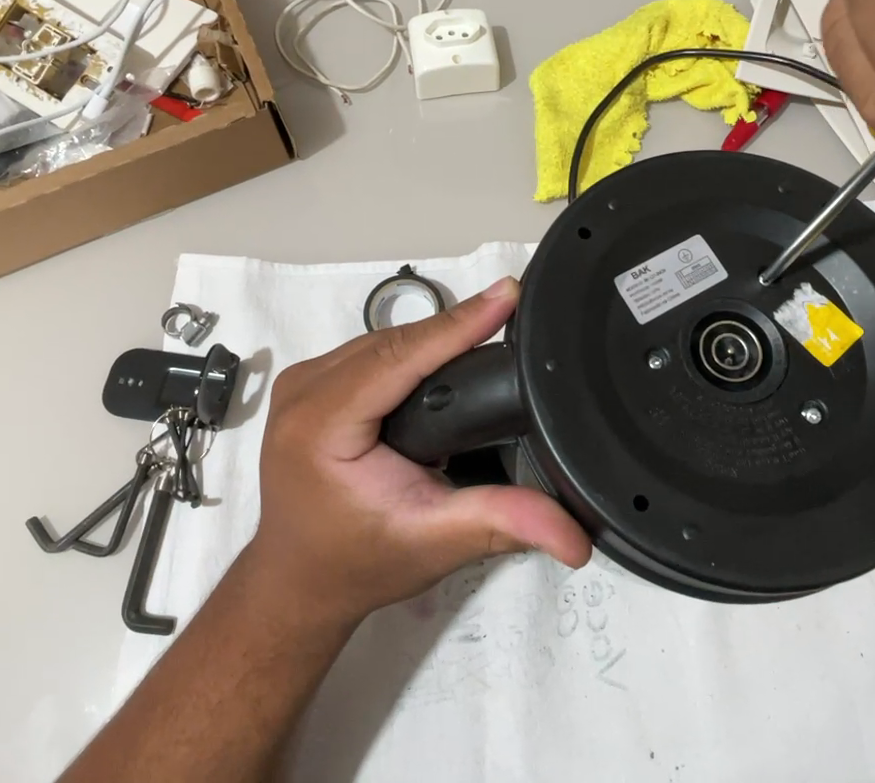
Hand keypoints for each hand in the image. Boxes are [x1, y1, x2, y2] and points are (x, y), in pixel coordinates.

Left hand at [246, 278, 590, 624]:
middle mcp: (303, 391)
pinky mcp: (311, 386)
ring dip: (437, 338)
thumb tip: (575, 536)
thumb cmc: (357, 564)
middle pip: (394, 341)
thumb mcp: (432, 543)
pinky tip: (452, 354)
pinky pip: (372, 352)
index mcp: (320, 424)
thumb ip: (501, 523)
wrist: (299, 580)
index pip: (400, 356)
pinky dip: (415, 351)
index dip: (459, 323)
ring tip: (494, 331)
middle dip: (456, 328)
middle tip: (519, 314)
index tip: (509, 294)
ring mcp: (302, 384)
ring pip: (384, 340)